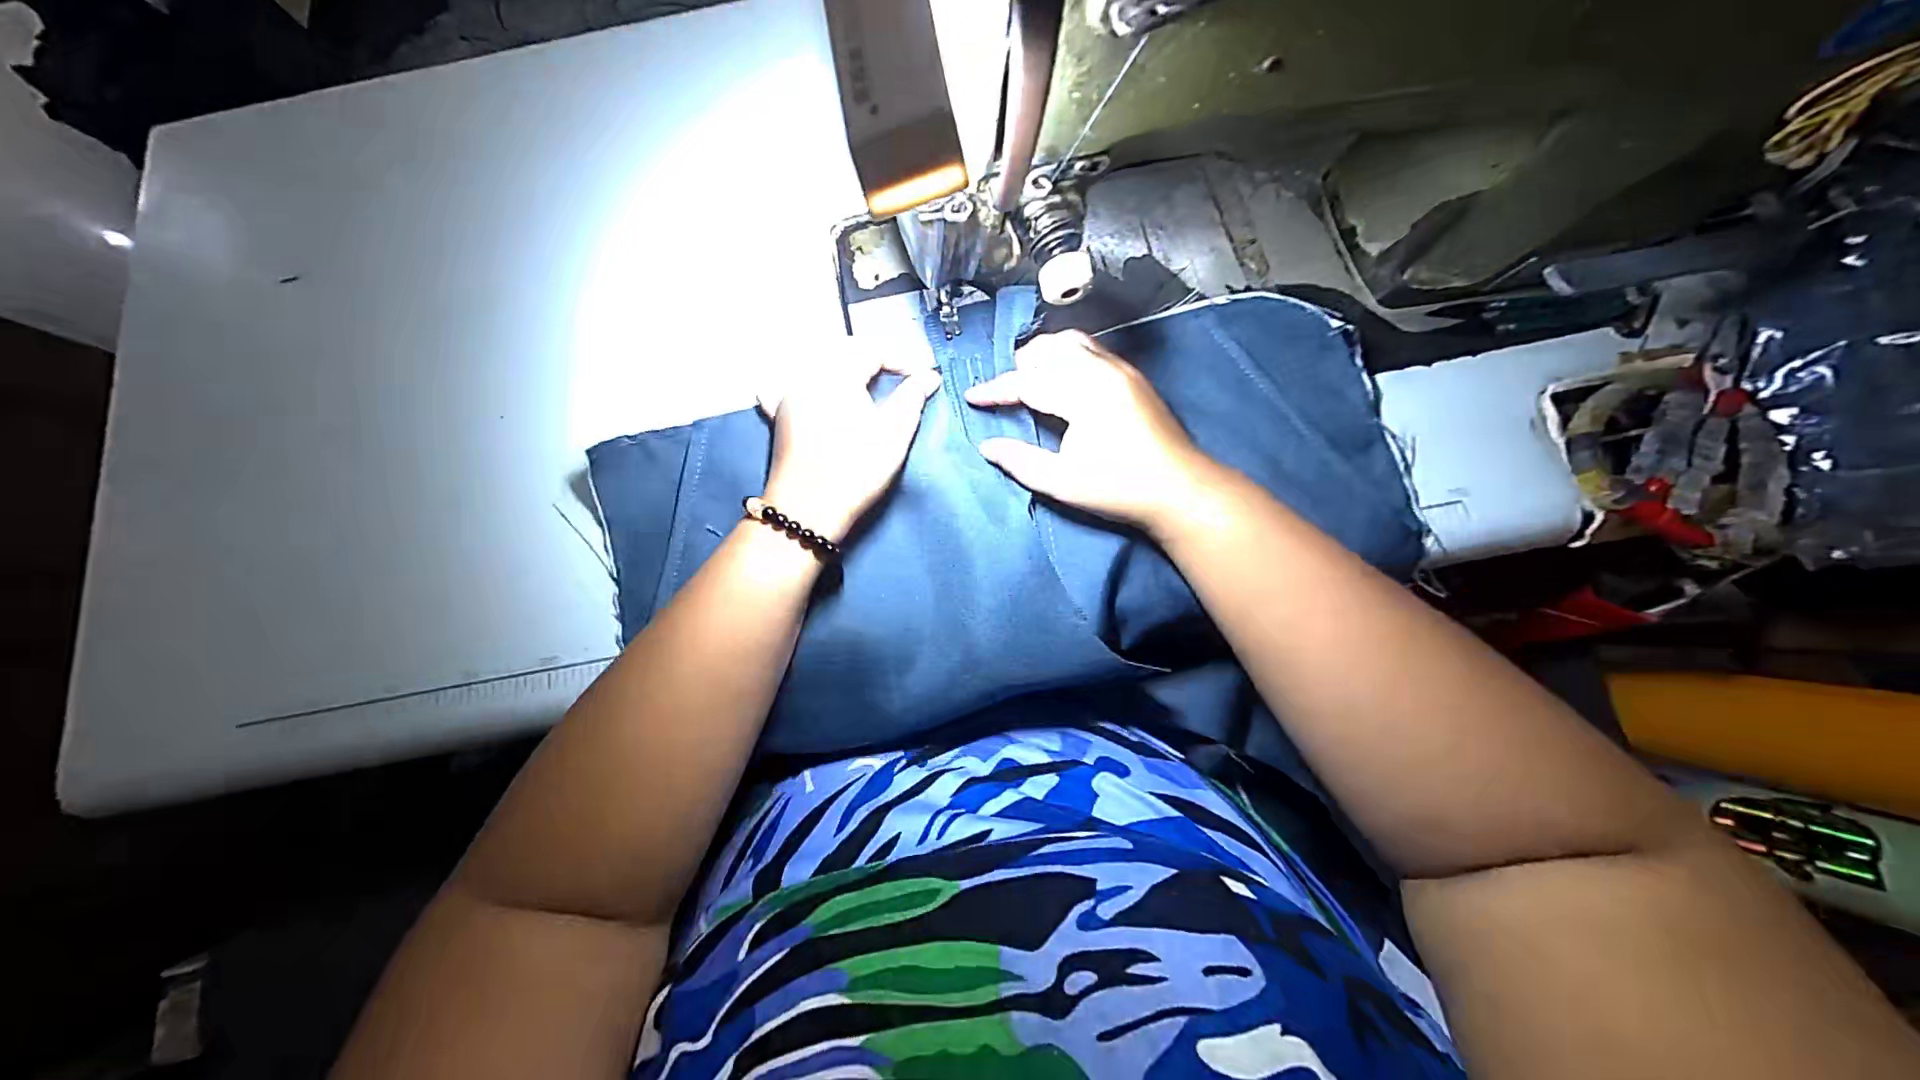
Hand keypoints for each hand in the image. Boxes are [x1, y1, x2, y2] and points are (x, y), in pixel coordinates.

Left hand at [757, 342, 939, 543]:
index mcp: (837, 372)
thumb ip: (913, 397)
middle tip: (901, 381)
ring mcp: (789, 396)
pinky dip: (807, 383)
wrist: (807, 510)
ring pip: (819, 366)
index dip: (903, 361)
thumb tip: (929, 375)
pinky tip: (811, 391)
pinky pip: (790, 386)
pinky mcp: (780, 419)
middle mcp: (808, 375)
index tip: (923, 380)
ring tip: (868, 388)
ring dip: (846, 370)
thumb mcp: (895, 431)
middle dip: (875, 362)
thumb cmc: (856, 468)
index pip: (874, 349)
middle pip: (845, 353)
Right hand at [964, 330, 1214, 533]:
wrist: (1180, 488)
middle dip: (1020, 368)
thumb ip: (1020, 461)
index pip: (1027, 380)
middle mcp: (1101, 370)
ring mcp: (1120, 369)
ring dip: (1044, 356)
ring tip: (1031, 381)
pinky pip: (1091, 349)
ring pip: (1071, 342)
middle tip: (1004, 394)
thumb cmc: (1120, 488)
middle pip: (1047, 350)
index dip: (996, 389)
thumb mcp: (1061, 482)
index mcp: (1081, 393)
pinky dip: (1067, 356)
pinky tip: (1064, 380)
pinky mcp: (1133, 376)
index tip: (974, 398)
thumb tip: (987, 447)